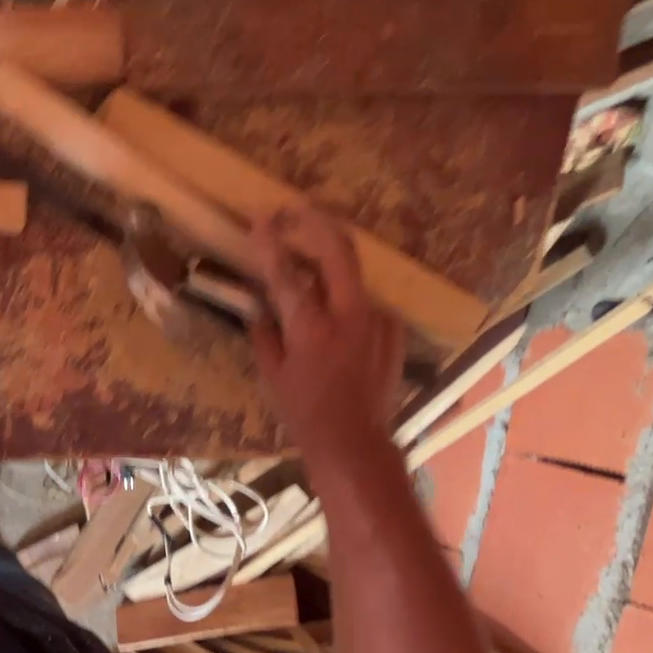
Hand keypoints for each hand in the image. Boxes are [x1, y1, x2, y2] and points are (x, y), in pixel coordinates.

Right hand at [244, 206, 405, 465]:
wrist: (355, 442)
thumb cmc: (304, 414)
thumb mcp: (273, 377)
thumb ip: (265, 336)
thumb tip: (259, 308)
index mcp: (312, 329)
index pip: (287, 274)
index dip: (270, 244)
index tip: (259, 221)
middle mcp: (350, 315)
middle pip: (338, 250)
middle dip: (315, 224)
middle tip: (294, 211)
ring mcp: (378, 319)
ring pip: (353, 274)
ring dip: (329, 263)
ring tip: (310, 260)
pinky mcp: (393, 329)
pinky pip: (364, 304)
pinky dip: (345, 303)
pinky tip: (334, 320)